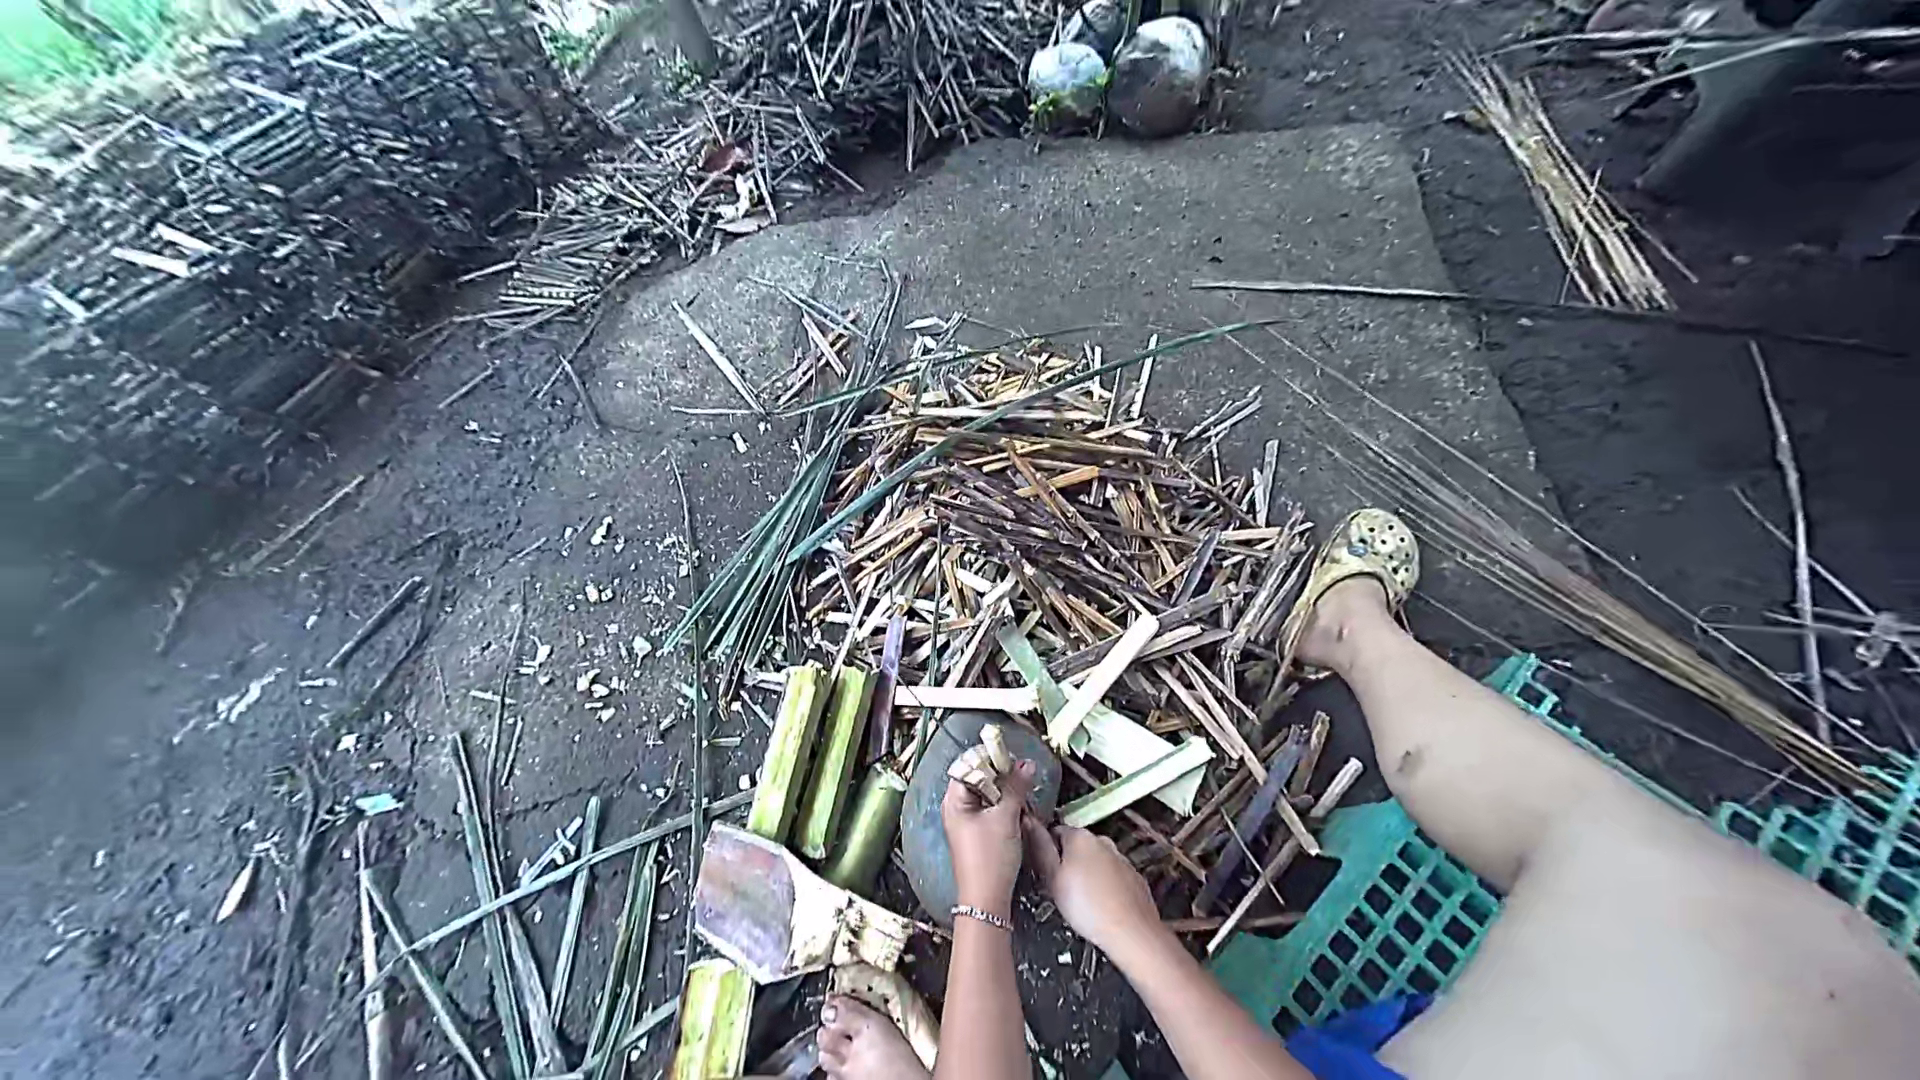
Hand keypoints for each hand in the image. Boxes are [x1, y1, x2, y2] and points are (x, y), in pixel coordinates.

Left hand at [942, 758, 1035, 914]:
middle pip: (979, 778)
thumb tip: (1028, 764)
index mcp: (954, 799)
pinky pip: (991, 809)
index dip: (989, 759)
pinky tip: (1019, 809)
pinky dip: (1005, 805)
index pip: (969, 765)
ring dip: (1006, 791)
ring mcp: (967, 820)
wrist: (987, 901)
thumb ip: (1016, 787)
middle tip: (1021, 775)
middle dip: (1001, 775)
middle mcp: (957, 806)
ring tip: (1023, 793)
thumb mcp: (1006, 817)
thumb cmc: (990, 858)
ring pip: (988, 794)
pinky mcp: (978, 833)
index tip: (1011, 759)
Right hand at [1024, 822, 1160, 955]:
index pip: (1055, 832)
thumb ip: (1040, 848)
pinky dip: (1106, 887)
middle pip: (1076, 847)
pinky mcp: (1134, 877)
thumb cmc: (1088, 907)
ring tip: (1083, 903)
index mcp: (1080, 837)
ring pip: (1096, 862)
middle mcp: (1102, 841)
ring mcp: (1121, 858)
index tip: (1046, 872)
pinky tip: (1102, 906)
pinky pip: (1113, 877)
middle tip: (1062, 890)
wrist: (1131, 932)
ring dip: (1087, 875)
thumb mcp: (1053, 878)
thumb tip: (1029, 822)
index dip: (1047, 852)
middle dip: (1068, 864)